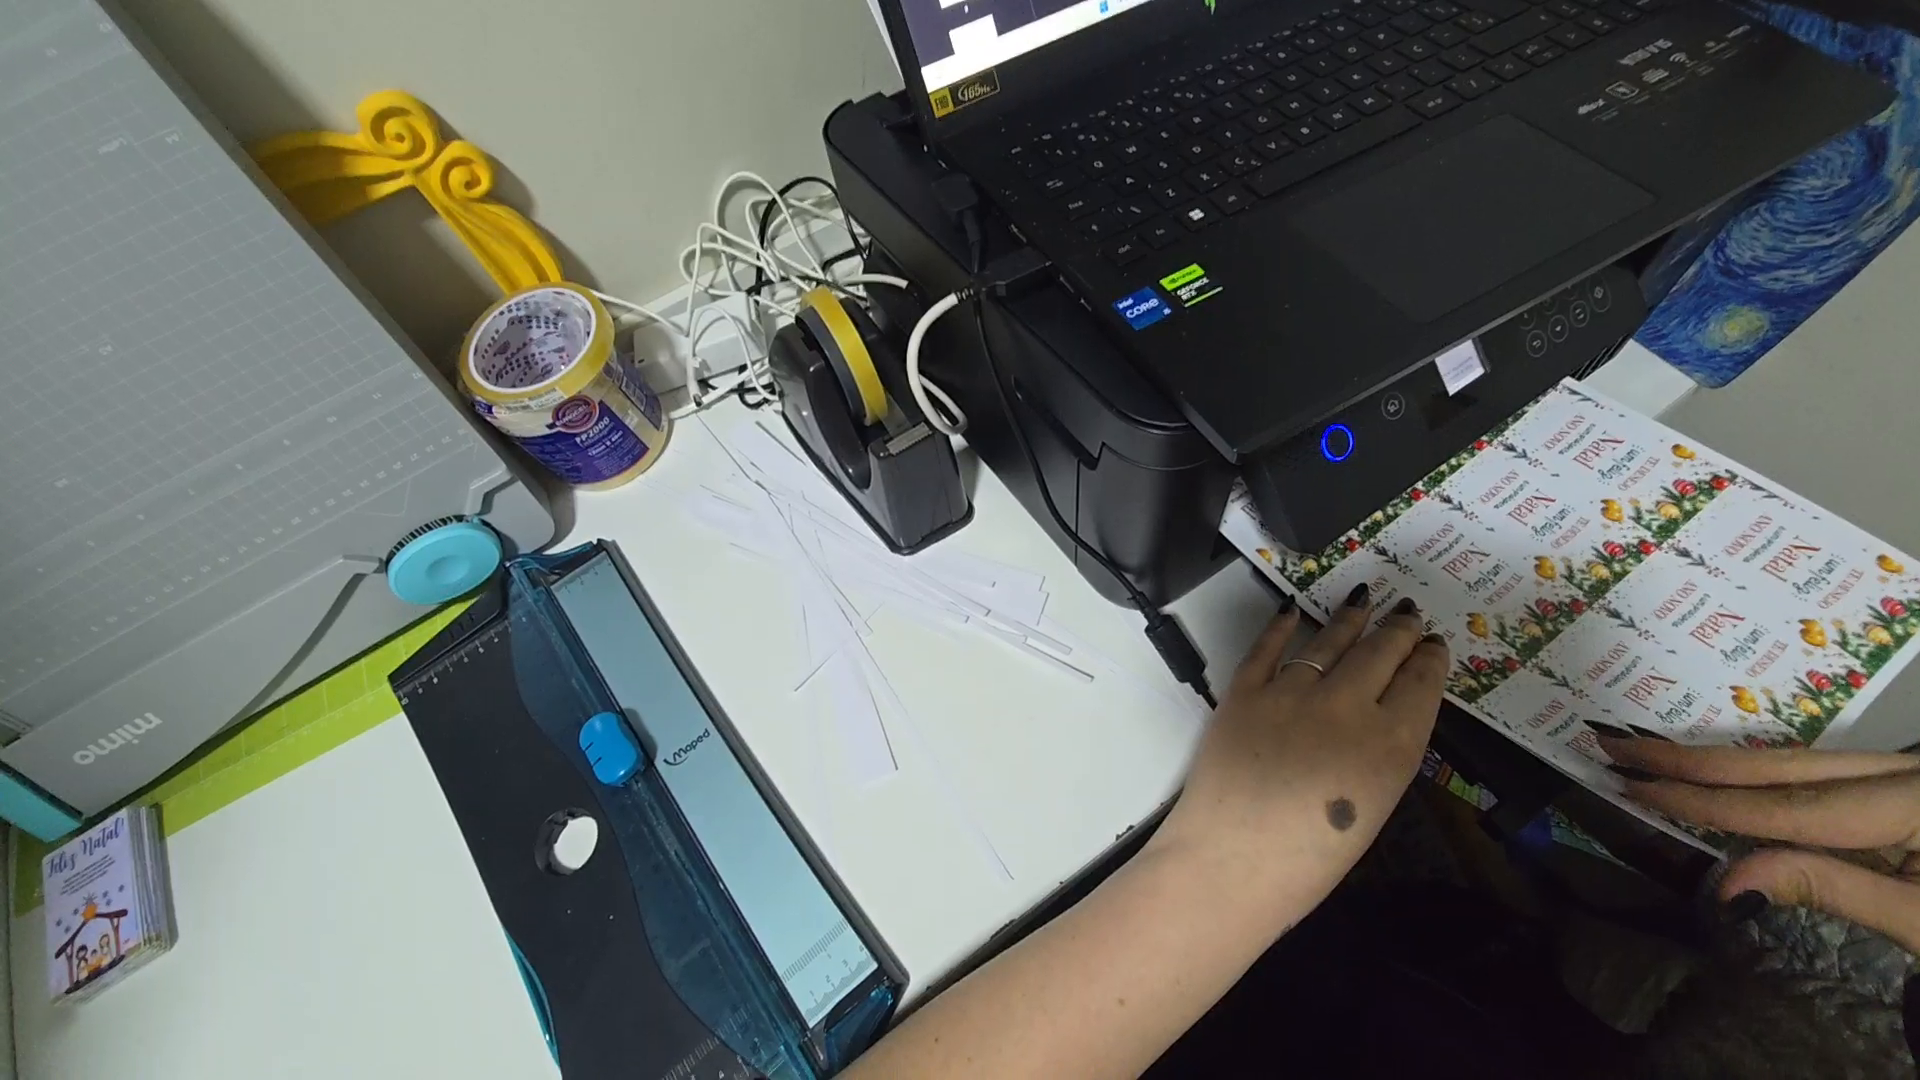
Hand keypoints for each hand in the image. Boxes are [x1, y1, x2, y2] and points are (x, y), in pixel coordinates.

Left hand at [1151, 587, 1448, 926]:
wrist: (1231, 860)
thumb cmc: (1311, 859)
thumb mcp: (1374, 807)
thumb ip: (1381, 756)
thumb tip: (1380, 719)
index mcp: (1391, 744)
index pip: (1420, 684)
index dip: (1429, 659)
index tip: (1434, 643)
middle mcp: (1345, 706)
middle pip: (1379, 653)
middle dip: (1398, 629)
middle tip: (1408, 610)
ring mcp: (1288, 693)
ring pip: (1327, 642)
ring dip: (1349, 618)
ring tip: (1365, 598)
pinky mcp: (1242, 692)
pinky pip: (1266, 649)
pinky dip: (1281, 626)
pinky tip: (1294, 610)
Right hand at [1607, 736, 1919, 951]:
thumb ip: (1833, 891)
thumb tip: (1726, 884)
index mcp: (1919, 804)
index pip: (1787, 806)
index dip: (1704, 800)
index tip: (1630, 786)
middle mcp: (1906, 776)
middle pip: (1782, 766)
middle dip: (1691, 759)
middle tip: (1612, 744)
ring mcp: (1905, 779)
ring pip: (1793, 764)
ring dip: (1713, 761)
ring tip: (1643, 750)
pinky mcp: (1897, 792)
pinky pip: (1812, 777)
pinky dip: (1751, 776)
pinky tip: (1710, 770)